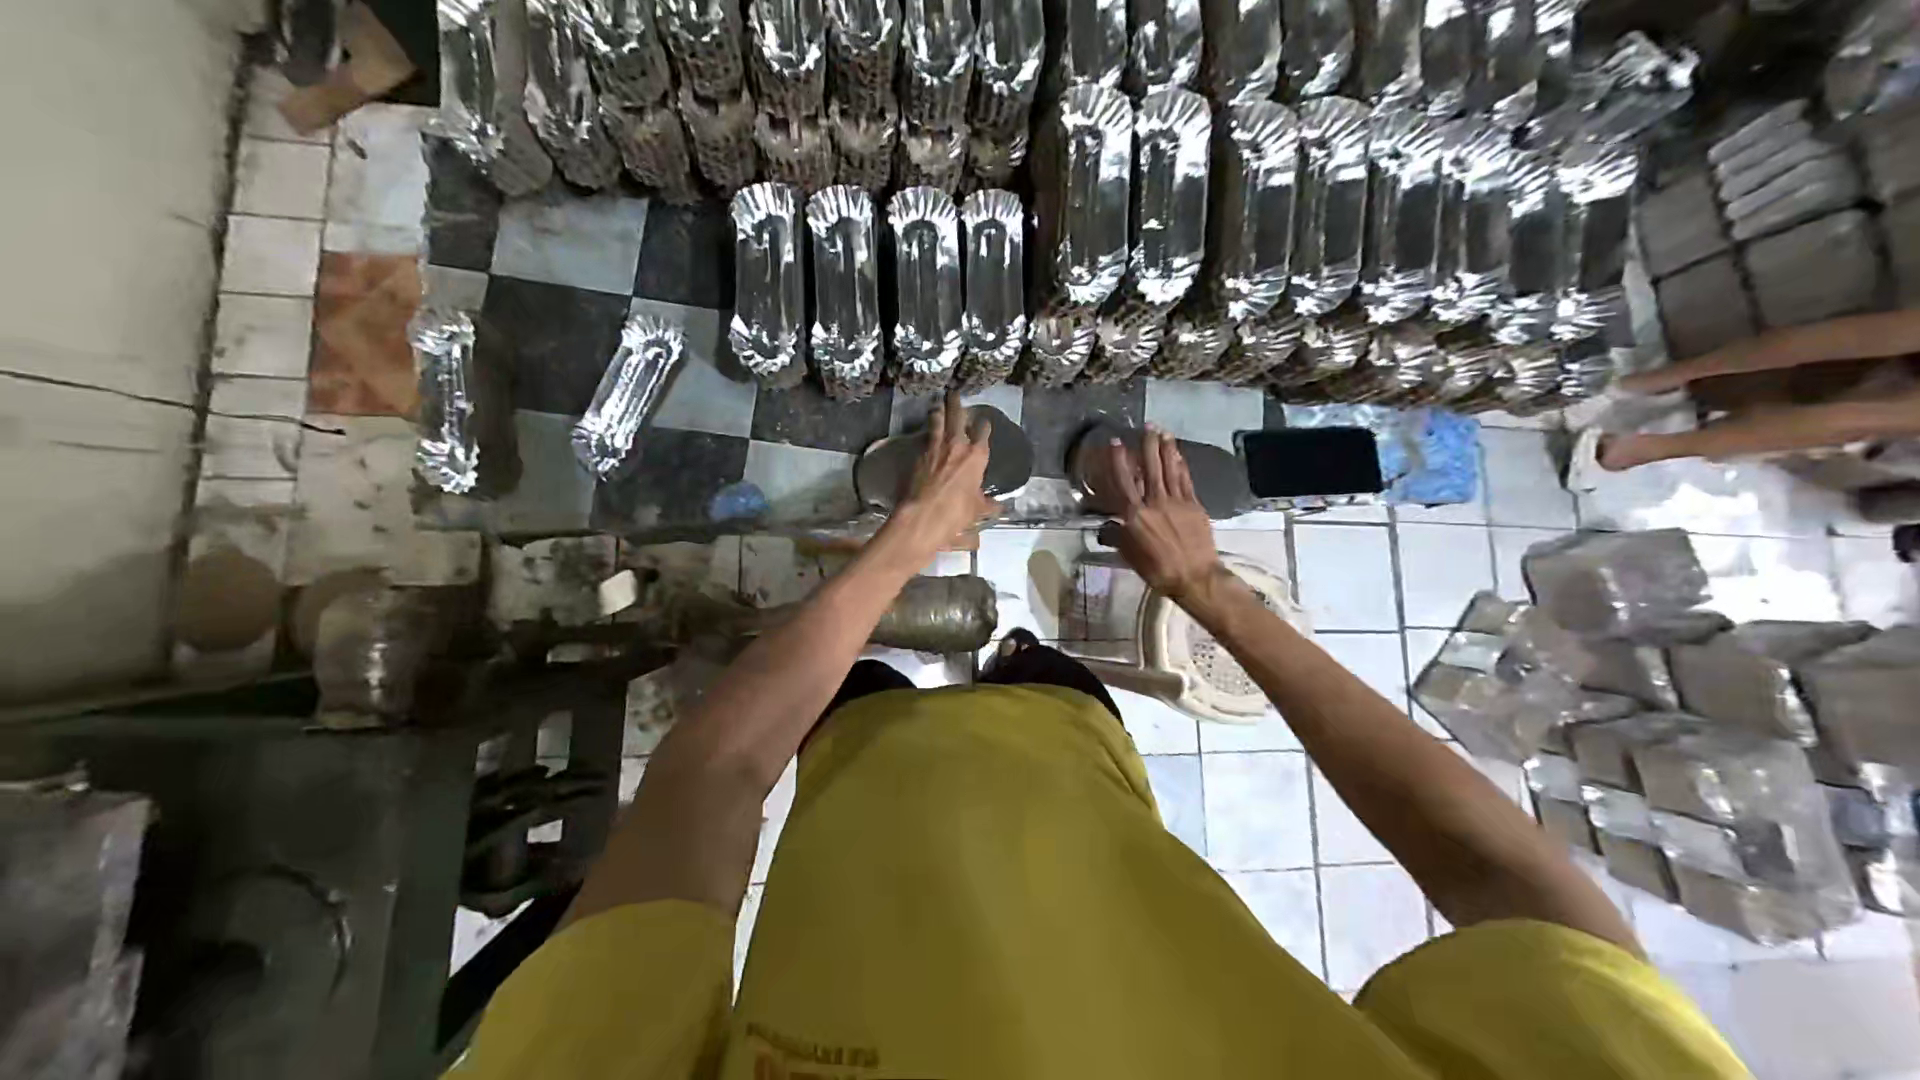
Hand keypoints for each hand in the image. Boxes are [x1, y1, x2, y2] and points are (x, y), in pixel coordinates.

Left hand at [883, 392, 996, 559]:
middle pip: (958, 417)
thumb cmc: (957, 511)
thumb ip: (988, 504)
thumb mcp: (978, 509)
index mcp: (977, 455)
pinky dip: (926, 432)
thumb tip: (1000, 507)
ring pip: (937, 421)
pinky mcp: (918, 454)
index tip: (983, 421)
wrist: (925, 514)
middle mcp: (957, 445)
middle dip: (957, 404)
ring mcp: (936, 447)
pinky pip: (924, 438)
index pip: (983, 433)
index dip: (983, 425)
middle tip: (954, 393)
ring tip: (936, 403)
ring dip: (938, 411)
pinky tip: (925, 432)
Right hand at [1100, 429, 1222, 600]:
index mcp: (1135, 515)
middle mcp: (1154, 503)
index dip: (1118, 461)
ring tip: (1164, 432)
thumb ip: (1118, 538)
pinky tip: (1178, 455)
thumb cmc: (1157, 570)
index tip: (1116, 443)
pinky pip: (1185, 481)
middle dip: (1148, 445)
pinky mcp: (1194, 506)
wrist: (1194, 577)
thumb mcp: (1131, 556)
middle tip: (1148, 426)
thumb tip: (1107, 528)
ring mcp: (1177, 502)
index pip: (1123, 482)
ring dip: (1166, 449)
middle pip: (1151, 468)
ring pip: (1170, 469)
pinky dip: (1181, 466)